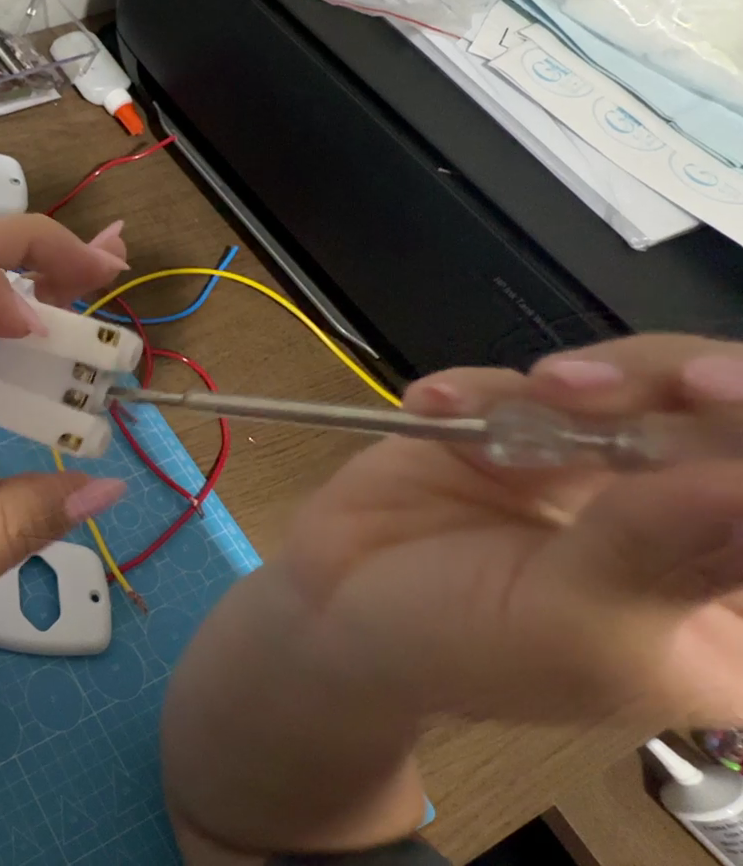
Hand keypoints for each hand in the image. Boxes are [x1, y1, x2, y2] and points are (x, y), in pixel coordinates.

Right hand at [283, 333, 742, 727]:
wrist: (324, 612)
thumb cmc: (455, 650)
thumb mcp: (569, 628)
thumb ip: (654, 554)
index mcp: (738, 592)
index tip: (731, 403)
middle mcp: (680, 517)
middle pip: (734, 420)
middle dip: (695, 386)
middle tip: (664, 383)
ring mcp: (587, 468)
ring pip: (643, 382)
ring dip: (596, 376)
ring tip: (540, 388)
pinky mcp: (501, 432)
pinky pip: (513, 384)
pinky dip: (477, 386)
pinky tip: (436, 407)